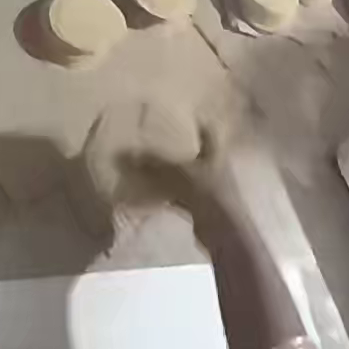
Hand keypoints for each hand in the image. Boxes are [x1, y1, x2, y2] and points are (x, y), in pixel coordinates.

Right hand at [118, 127, 252, 246]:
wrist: (224, 233)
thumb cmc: (208, 193)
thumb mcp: (178, 173)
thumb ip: (153, 163)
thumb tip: (123, 153)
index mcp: (215, 152)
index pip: (207, 130)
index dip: (195, 121)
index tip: (177, 114)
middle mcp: (214, 167)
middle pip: (193, 153)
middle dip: (175, 148)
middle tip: (152, 141)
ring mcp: (208, 189)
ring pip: (185, 176)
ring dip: (168, 173)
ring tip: (144, 165)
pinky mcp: (200, 208)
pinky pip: (179, 196)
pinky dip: (165, 195)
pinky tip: (148, 194)